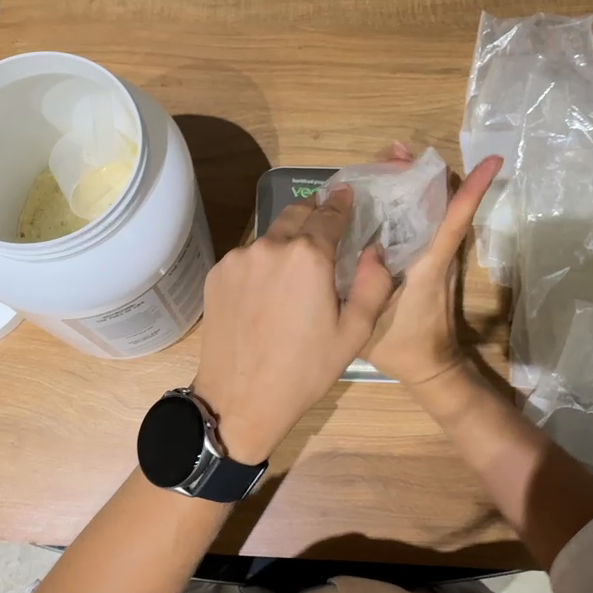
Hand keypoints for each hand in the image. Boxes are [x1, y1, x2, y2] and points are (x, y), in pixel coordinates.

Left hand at [192, 186, 392, 463]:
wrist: (240, 399)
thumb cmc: (304, 370)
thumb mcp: (353, 333)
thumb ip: (374, 284)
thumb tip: (375, 251)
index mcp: (309, 256)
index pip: (330, 214)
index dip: (341, 203)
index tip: (347, 193)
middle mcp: (270, 246)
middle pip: (296, 214)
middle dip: (313, 213)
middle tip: (325, 222)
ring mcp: (238, 259)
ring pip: (269, 236)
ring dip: (286, 241)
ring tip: (294, 267)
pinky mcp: (217, 274)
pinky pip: (246, 257)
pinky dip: (261, 263)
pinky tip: (266, 290)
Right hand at [365, 146, 501, 387]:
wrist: (432, 369)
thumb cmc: (404, 346)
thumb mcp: (373, 320)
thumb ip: (368, 284)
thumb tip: (366, 245)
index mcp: (430, 264)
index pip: (456, 219)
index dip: (475, 189)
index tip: (494, 160)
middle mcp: (441, 254)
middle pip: (442, 202)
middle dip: (421, 171)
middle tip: (392, 152)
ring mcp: (438, 258)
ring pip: (435, 210)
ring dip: (416, 183)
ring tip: (388, 163)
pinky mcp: (432, 263)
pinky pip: (427, 223)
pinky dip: (412, 201)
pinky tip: (388, 195)